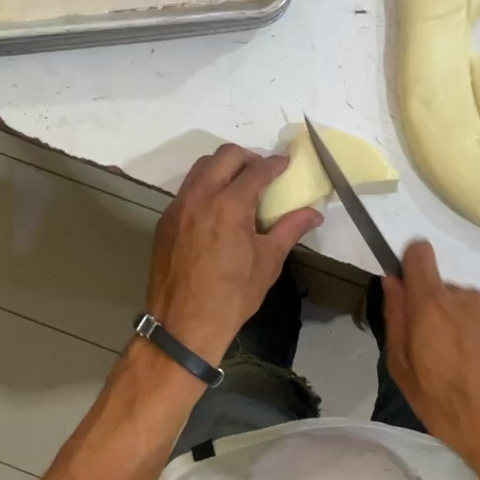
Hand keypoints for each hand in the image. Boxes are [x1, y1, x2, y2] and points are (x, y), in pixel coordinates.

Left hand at [146, 145, 321, 363]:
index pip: (257, 170)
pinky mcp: (166, 219)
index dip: (275, 164)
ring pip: (201, 167)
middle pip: (225, 155)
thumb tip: (313, 213)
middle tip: (262, 174)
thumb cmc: (232, 296)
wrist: (183, 324)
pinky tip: (217, 208)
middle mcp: (201, 196)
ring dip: (223, 168)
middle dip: (248, 158)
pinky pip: (187, 189)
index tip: (286, 164)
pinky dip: (205, 186)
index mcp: (230, 205)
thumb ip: (289, 229)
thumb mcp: (268, 262)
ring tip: (240, 186)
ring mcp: (178, 206)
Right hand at [381, 240, 479, 479]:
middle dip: (436, 313)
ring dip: (464, 328)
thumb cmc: (452, 410)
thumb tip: (392, 283)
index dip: (411, 264)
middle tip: (437, 356)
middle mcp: (468, 297)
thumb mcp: (405, 373)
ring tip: (469, 372)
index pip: (419, 254)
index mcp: (433, 305)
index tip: (409, 291)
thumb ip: (396, 320)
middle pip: (443, 291)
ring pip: (470, 309)